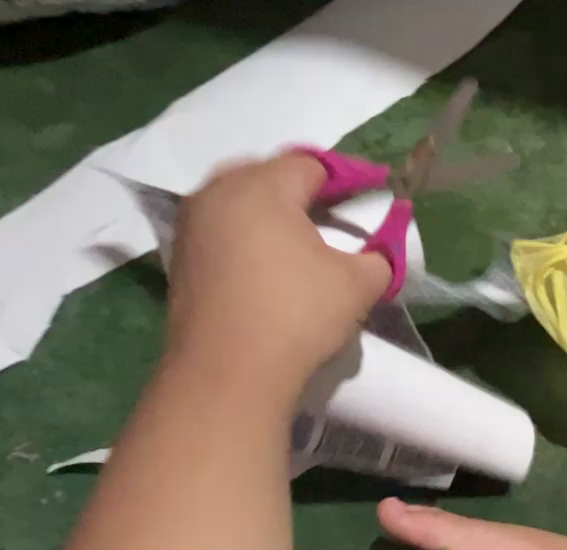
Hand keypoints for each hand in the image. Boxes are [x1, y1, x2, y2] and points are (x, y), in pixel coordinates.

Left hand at [164, 153, 391, 388]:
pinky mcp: (183, 256)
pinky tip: (273, 265)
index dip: (347, 176)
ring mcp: (193, 223)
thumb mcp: (360, 285)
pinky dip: (251, 236)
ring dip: (273, 212)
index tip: (374, 191)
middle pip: (267, 174)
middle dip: (303, 188)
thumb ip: (380, 257)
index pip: (310, 165)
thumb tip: (382, 251)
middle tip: (335, 212)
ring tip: (304, 240)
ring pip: (240, 201)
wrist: (231, 368)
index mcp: (263, 187)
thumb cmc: (300, 313)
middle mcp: (218, 192)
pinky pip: (224, 229)